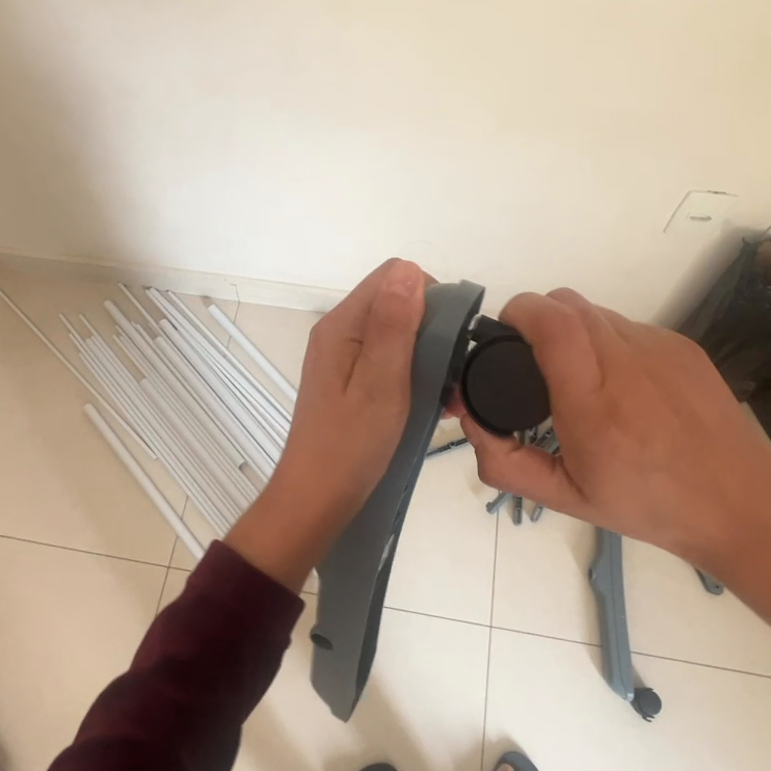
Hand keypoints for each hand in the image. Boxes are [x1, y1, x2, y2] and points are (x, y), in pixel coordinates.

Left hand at [225, 259, 426, 589]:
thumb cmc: (351, 444)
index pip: (393, 276)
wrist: (317, 500)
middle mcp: (340, 333)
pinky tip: (434, 407)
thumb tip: (409, 270)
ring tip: (449, 398)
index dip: (430, 296)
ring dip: (430, 358)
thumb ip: (394, 325)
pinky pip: (391, 363)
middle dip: (435, 330)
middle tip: (453, 375)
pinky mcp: (352, 383)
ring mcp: (344, 359)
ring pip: (399, 335)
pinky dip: (416, 378)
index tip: (452, 339)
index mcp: (342, 325)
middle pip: (397, 304)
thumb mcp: (381, 382)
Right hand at [454, 288, 770, 564]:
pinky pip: (628, 327)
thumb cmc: (646, 506)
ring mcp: (660, 348)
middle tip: (528, 360)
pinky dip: (608, 343)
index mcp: (593, 401)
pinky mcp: (683, 346)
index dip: (518, 312)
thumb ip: (505, 463)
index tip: (503, 334)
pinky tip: (621, 386)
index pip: (550, 320)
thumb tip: (470, 419)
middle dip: (536, 318)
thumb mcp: (564, 497)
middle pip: (567, 303)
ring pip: (596, 313)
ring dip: (572, 331)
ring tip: (577, 378)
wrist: (740, 505)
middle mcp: (627, 362)